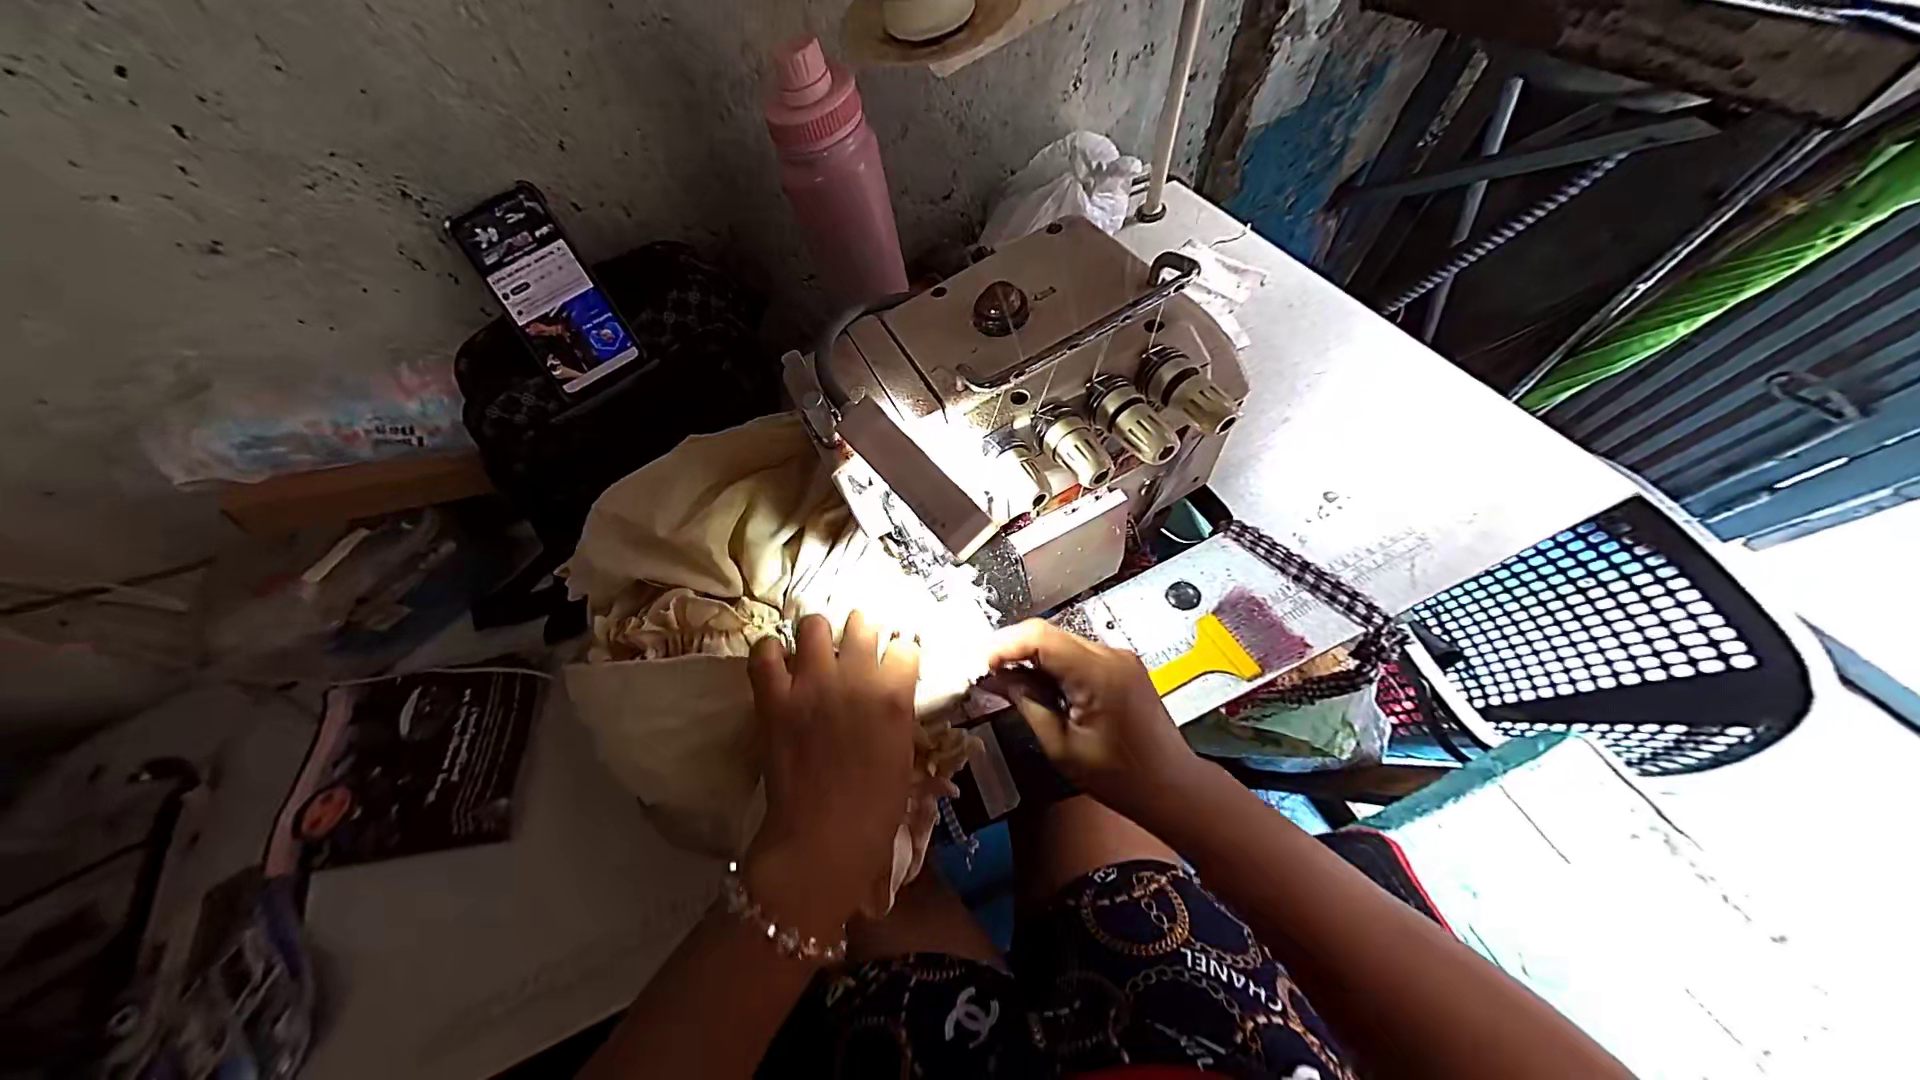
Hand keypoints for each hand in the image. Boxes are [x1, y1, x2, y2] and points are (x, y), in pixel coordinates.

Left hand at [746, 611, 918, 932]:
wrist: (824, 838)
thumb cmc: (876, 807)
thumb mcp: (903, 752)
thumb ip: (897, 711)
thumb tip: (889, 691)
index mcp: (894, 694)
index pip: (904, 646)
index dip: (900, 652)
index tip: (893, 660)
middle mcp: (855, 678)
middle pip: (861, 624)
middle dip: (862, 631)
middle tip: (855, 647)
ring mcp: (811, 684)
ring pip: (814, 625)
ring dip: (817, 635)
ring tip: (816, 650)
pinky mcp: (774, 698)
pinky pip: (764, 653)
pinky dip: (771, 653)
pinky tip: (778, 663)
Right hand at [985, 619, 1206, 814]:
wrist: (1172, 785)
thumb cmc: (1119, 777)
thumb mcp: (1061, 746)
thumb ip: (1027, 704)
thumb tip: (996, 678)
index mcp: (1098, 673)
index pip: (1040, 637)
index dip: (1004, 645)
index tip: (981, 666)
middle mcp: (1110, 654)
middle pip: (1048, 634)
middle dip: (1013, 650)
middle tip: (986, 675)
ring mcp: (1118, 656)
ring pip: (1060, 641)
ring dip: (1031, 657)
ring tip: (1007, 682)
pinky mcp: (1119, 664)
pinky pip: (1076, 653)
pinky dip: (1051, 664)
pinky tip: (1038, 686)